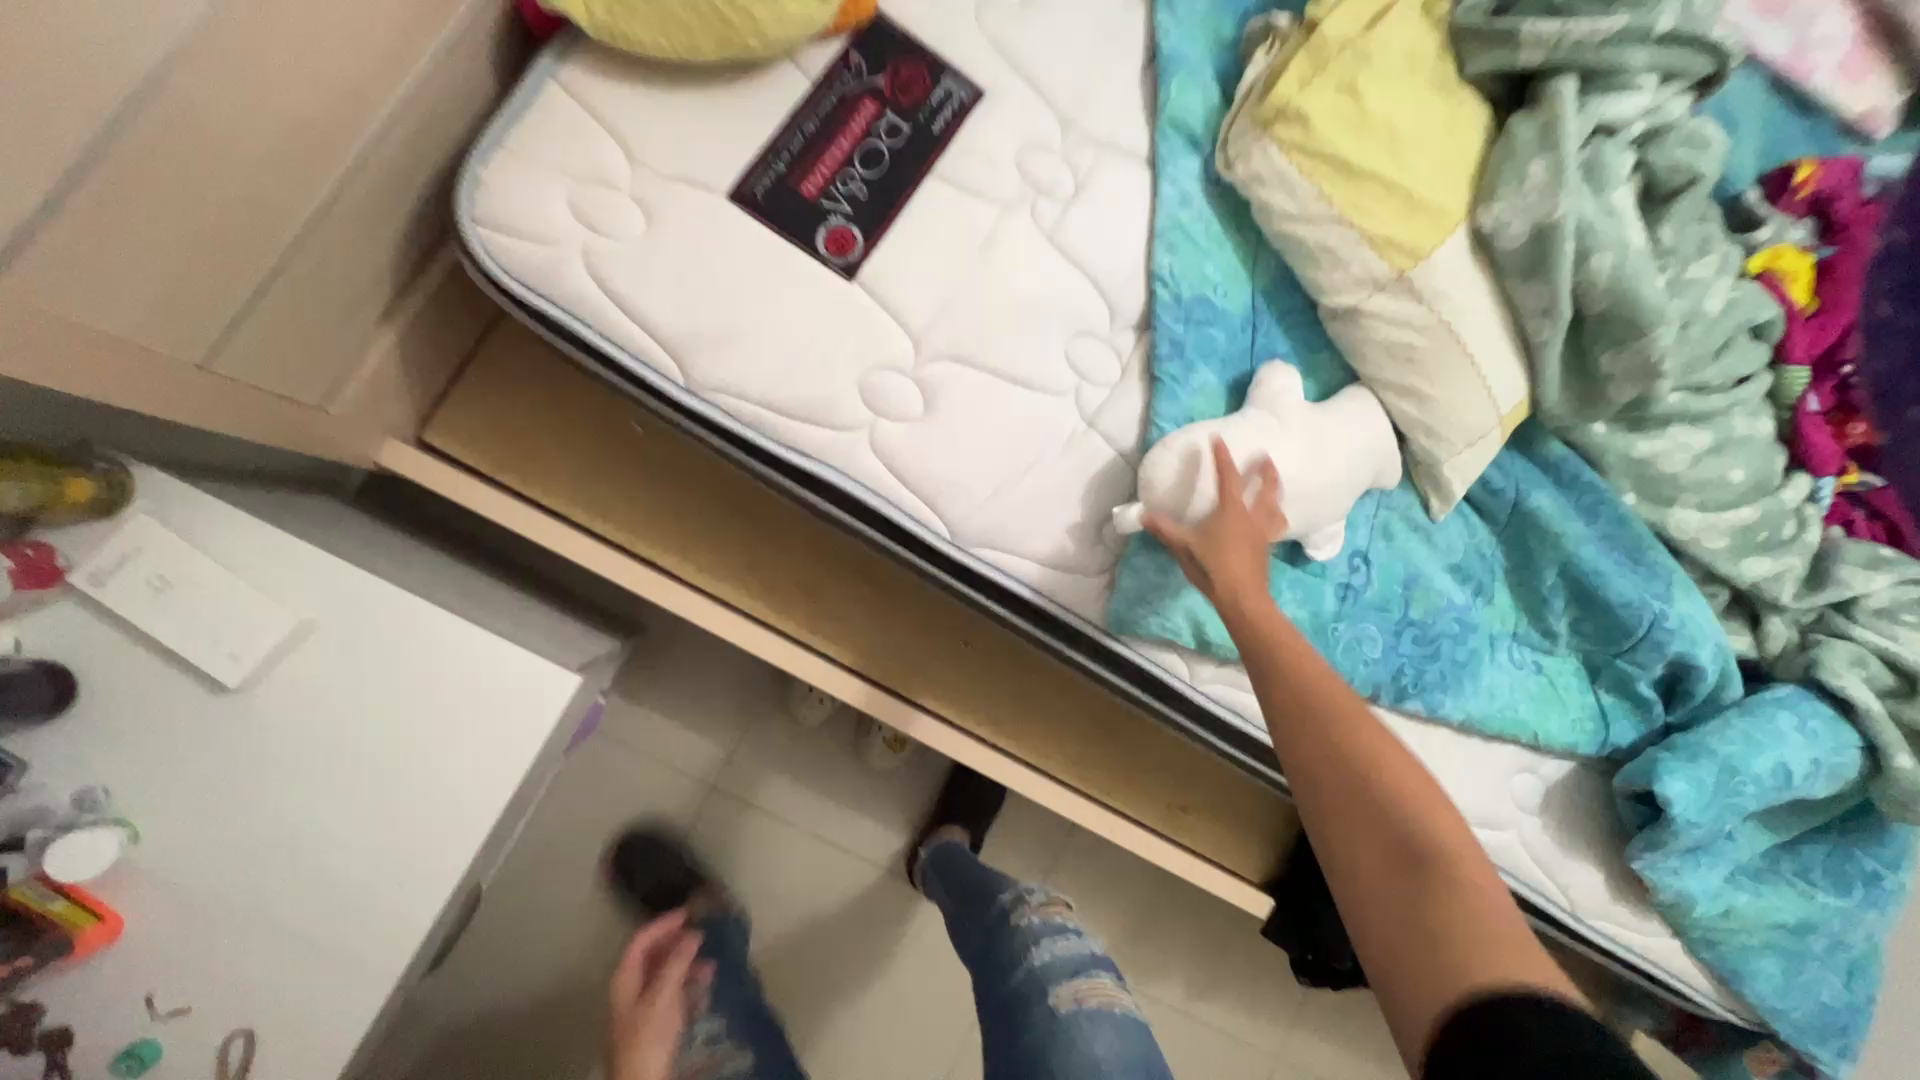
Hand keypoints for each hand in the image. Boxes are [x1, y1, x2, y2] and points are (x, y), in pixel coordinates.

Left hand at [606, 909, 713, 1079]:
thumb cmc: (648, 1037)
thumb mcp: (662, 997)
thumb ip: (676, 962)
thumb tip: (693, 933)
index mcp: (625, 978)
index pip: (641, 940)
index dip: (662, 924)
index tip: (688, 912)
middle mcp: (631, 987)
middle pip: (653, 955)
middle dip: (677, 942)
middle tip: (702, 932)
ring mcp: (643, 1005)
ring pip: (665, 972)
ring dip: (686, 963)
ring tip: (710, 962)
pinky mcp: (656, 1021)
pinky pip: (673, 991)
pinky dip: (689, 982)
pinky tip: (706, 983)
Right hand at [1143, 437, 1285, 619]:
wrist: (1242, 597)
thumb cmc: (1213, 567)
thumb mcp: (1184, 546)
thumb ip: (1165, 529)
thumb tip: (1144, 515)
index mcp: (1232, 511)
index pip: (1228, 477)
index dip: (1222, 457)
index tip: (1218, 440)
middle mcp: (1252, 517)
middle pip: (1266, 488)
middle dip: (1266, 471)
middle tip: (1265, 457)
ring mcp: (1263, 532)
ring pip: (1276, 506)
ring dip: (1276, 492)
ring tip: (1275, 485)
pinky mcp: (1266, 547)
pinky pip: (1276, 525)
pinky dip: (1276, 516)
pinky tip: (1272, 520)